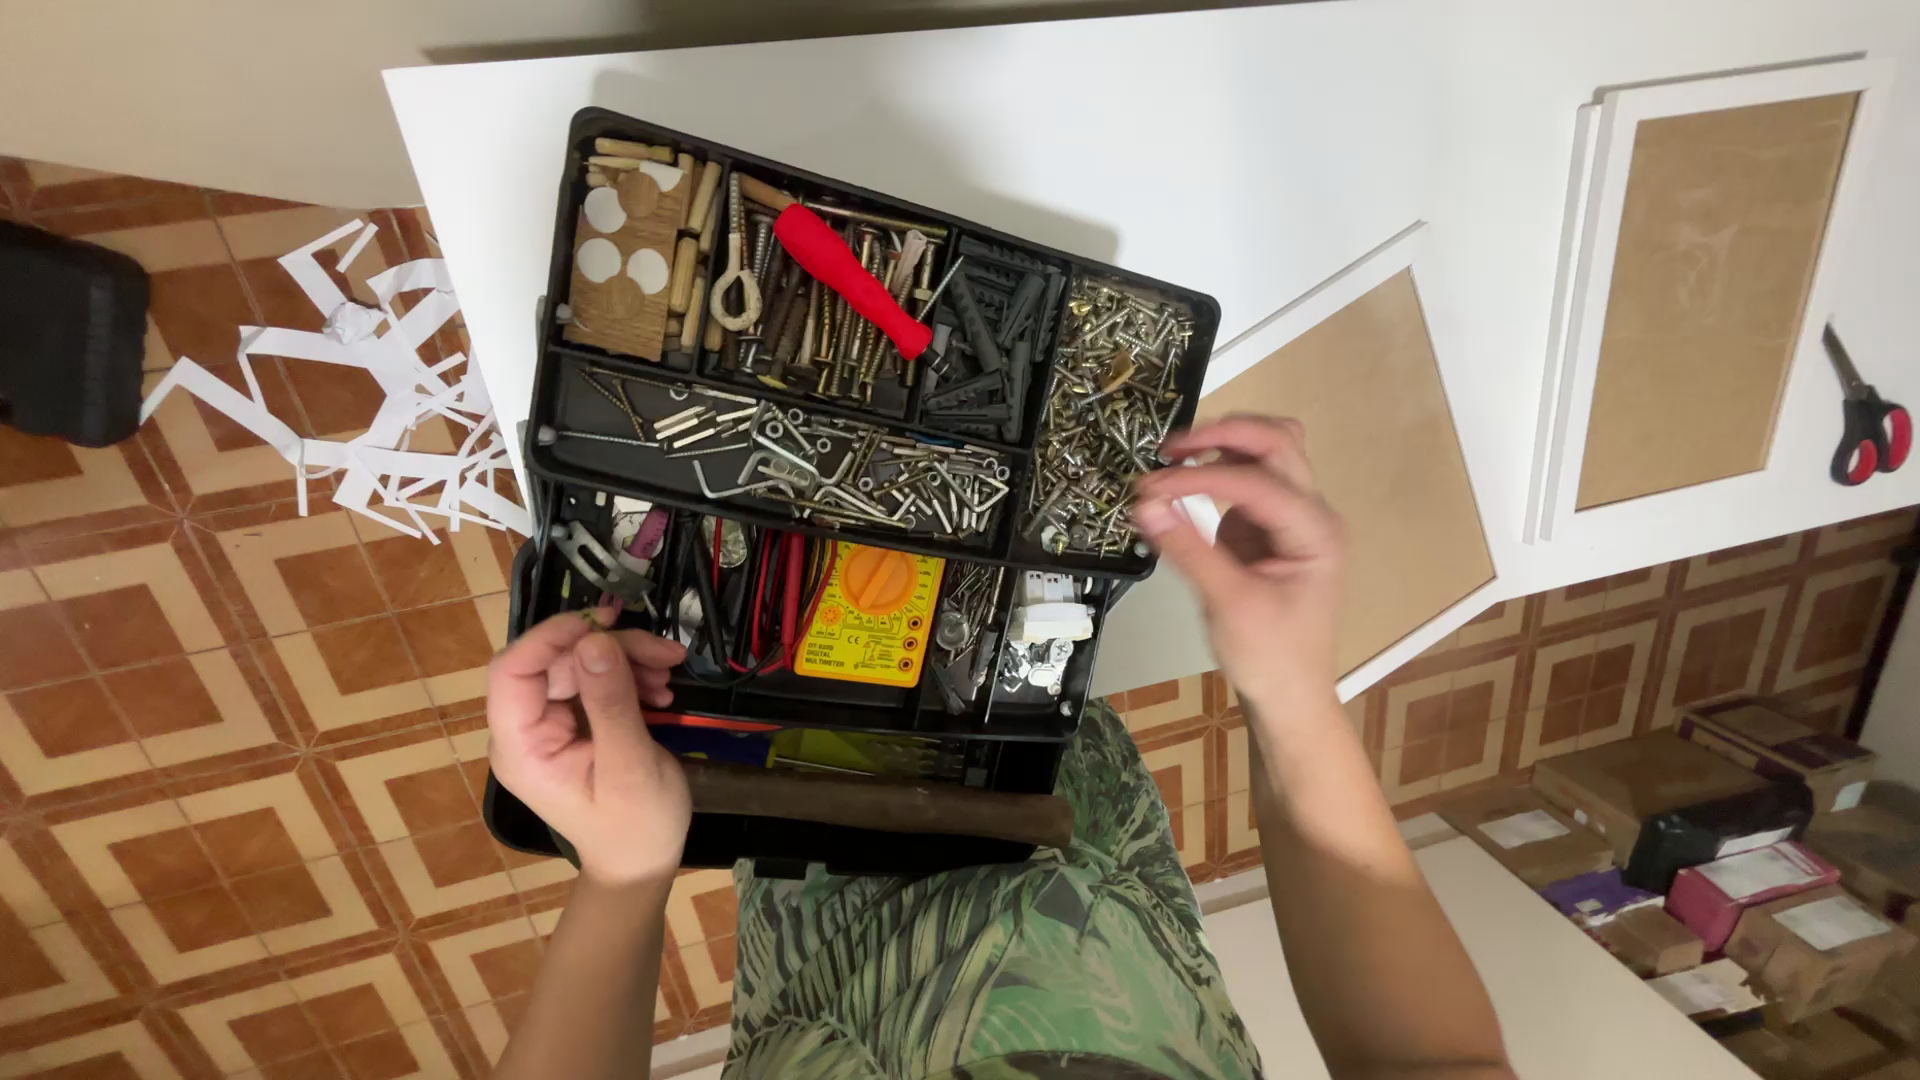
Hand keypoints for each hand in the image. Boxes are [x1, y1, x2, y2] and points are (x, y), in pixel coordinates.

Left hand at [486, 610, 691, 885]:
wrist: (643, 861)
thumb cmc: (636, 824)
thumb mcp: (630, 765)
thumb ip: (611, 703)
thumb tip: (596, 640)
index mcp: (523, 747)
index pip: (513, 671)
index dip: (552, 636)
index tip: (606, 620)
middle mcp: (527, 730)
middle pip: (557, 661)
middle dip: (613, 649)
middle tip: (667, 655)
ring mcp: (551, 726)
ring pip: (582, 664)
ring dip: (629, 659)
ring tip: (670, 677)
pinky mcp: (577, 723)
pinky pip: (598, 679)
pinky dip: (632, 675)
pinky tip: (661, 691)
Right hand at [1133, 415, 1345, 713]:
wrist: (1288, 693)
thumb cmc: (1270, 655)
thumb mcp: (1227, 603)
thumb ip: (1187, 549)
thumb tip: (1143, 504)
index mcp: (1315, 531)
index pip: (1257, 481)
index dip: (1200, 476)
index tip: (1150, 486)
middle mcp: (1310, 514)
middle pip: (1277, 442)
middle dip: (1222, 434)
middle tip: (1169, 449)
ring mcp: (1290, 518)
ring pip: (1267, 451)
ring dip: (1222, 443)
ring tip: (1175, 457)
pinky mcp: (1266, 527)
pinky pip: (1245, 479)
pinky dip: (1215, 470)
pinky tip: (1182, 482)